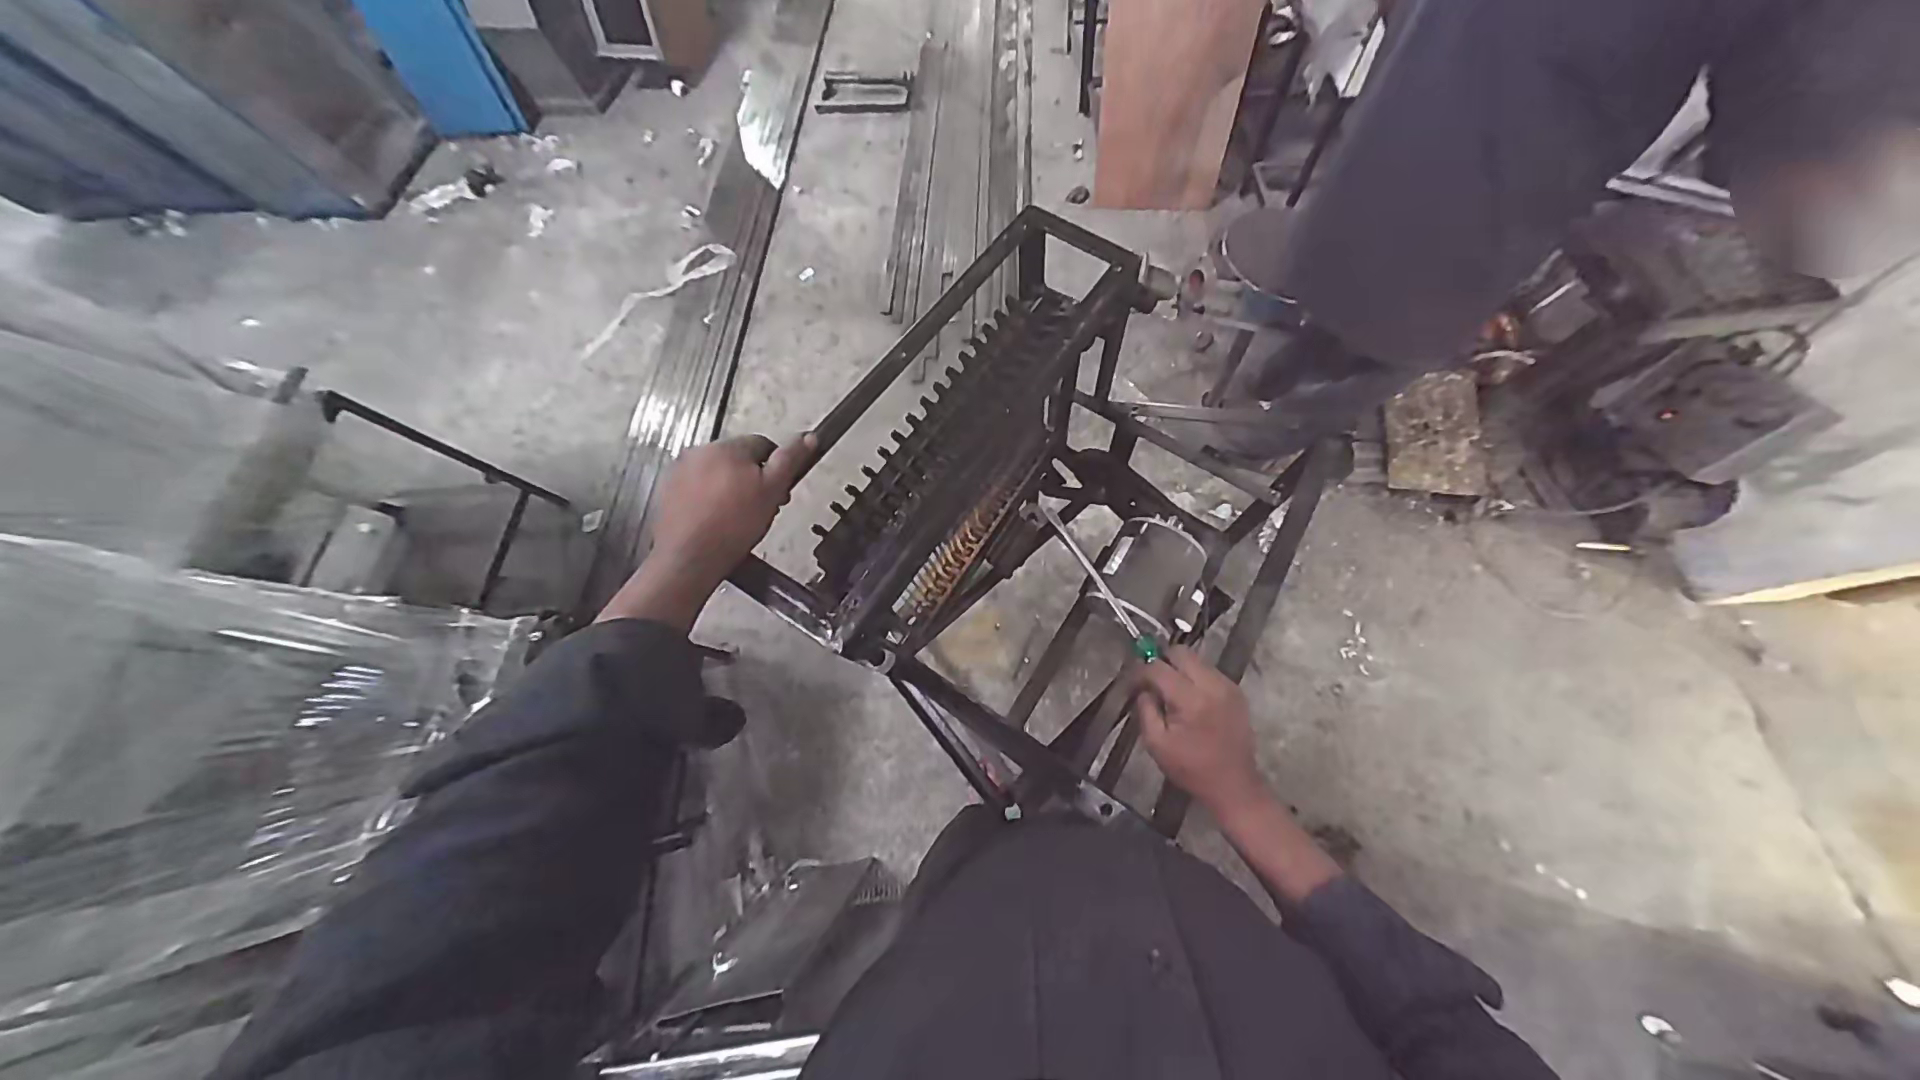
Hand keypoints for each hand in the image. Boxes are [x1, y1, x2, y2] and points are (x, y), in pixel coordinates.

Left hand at [597, 432, 814, 629]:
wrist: (690, 557)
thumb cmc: (732, 527)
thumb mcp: (772, 491)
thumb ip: (790, 460)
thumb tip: (808, 438)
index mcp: (728, 447)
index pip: (763, 444)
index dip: (776, 468)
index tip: (779, 489)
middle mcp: (700, 452)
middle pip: (738, 458)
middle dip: (751, 477)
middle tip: (761, 507)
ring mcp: (680, 471)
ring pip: (717, 472)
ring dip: (729, 488)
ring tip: (737, 517)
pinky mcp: (668, 491)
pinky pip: (697, 487)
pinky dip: (708, 499)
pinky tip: (716, 520)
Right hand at [1133, 646, 1269, 816]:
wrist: (1233, 785)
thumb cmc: (1191, 768)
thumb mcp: (1156, 743)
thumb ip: (1145, 709)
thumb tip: (1144, 688)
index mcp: (1191, 700)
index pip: (1158, 668)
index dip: (1141, 672)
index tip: (1133, 683)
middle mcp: (1212, 686)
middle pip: (1180, 652)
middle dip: (1162, 661)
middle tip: (1153, 681)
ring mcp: (1228, 687)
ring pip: (1196, 659)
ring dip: (1179, 669)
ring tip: (1171, 692)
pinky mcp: (1236, 692)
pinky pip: (1209, 671)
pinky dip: (1195, 677)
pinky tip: (1190, 699)